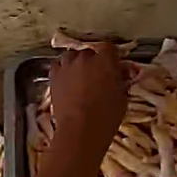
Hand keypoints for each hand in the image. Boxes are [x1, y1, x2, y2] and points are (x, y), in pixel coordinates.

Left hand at [46, 43, 126, 158]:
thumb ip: (120, 81)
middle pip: (89, 52)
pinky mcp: (54, 76)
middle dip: (93, 60)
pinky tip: (66, 80)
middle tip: (96, 74)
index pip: (109, 48)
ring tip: (79, 75)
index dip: (111, 56)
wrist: (80, 129)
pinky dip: (62, 70)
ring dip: (76, 62)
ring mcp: (67, 66)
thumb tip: (118, 76)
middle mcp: (85, 58)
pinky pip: (58, 66)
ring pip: (71, 56)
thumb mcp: (122, 98)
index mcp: (105, 60)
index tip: (113, 65)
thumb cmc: (107, 116)